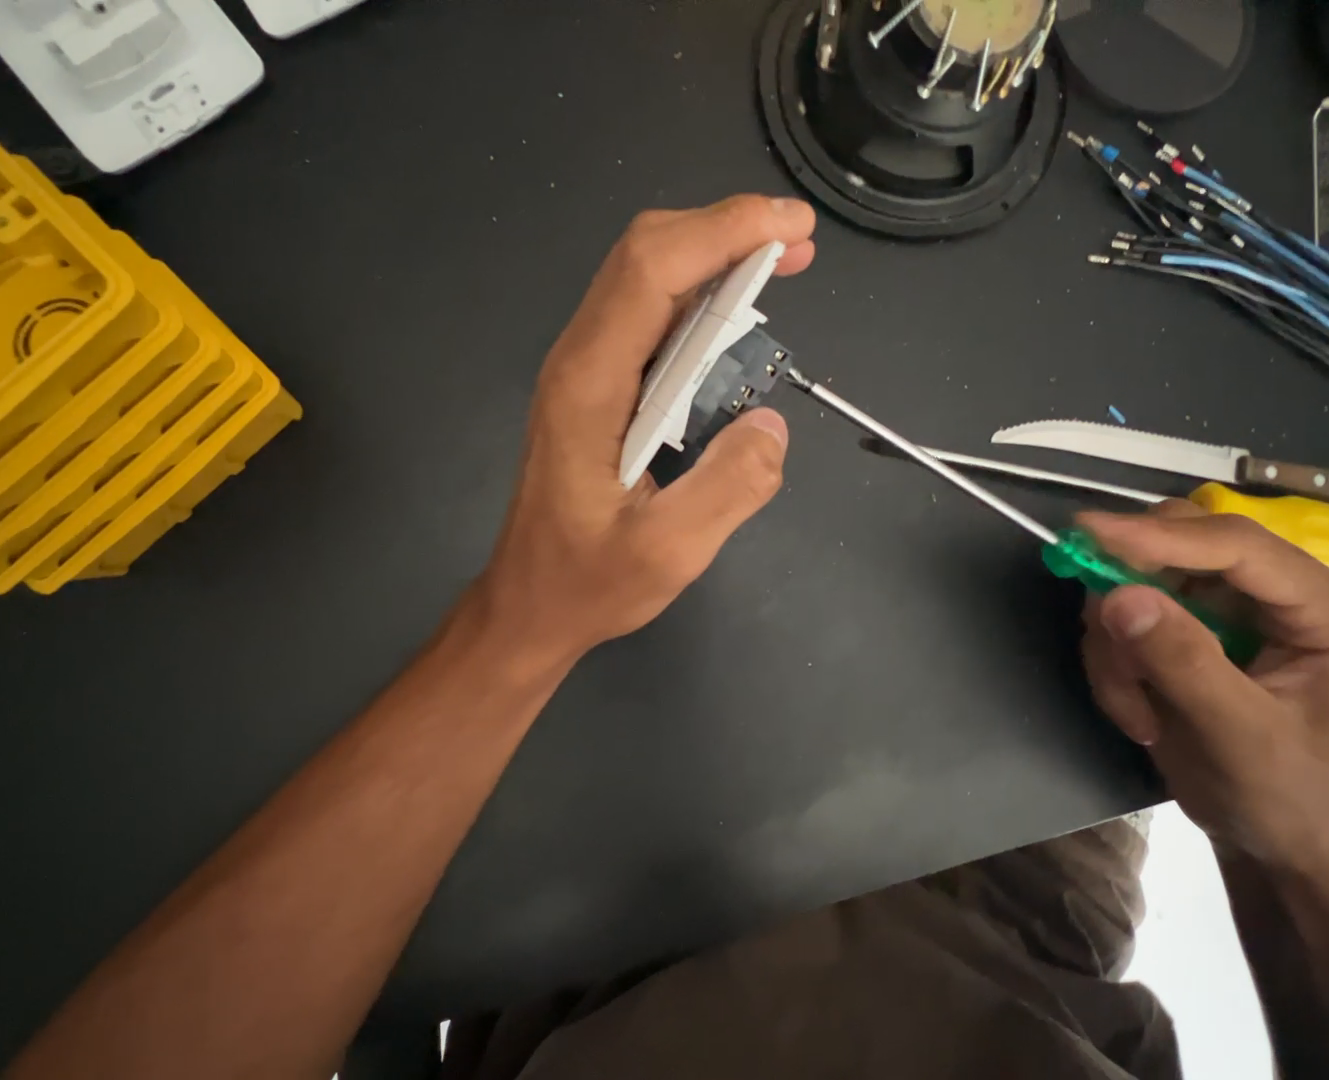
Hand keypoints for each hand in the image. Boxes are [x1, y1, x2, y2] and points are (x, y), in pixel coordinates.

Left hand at [472, 196, 817, 666]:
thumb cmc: (587, 582)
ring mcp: (583, 372)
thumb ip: (727, 490)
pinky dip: (696, 296)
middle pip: (642, 254)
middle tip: (798, 243)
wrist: (530, 603)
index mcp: (589, 385)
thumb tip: (771, 428)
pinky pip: (645, 317)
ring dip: (711, 255)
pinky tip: (735, 317)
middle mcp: (579, 361)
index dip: (724, 232)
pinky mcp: (594, 389)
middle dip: (723, 229)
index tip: (793, 228)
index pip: (651, 271)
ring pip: (642, 277)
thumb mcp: (666, 553)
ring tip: (779, 267)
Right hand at [1077, 503, 1328, 875]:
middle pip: (1179, 545)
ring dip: (1117, 645)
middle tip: (1102, 636)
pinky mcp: (1185, 628)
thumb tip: (1116, 596)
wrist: (1279, 843)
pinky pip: (1120, 617)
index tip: (1087, 534)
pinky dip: (1112, 663)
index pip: (1237, 545)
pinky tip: (1137, 709)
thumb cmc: (1288, 797)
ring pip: (1136, 581)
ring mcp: (1225, 609)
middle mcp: (1274, 594)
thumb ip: (1185, 663)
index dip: (1161, 536)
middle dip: (1131, 592)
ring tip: (1135, 705)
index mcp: (1324, 609)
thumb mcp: (1241, 738)